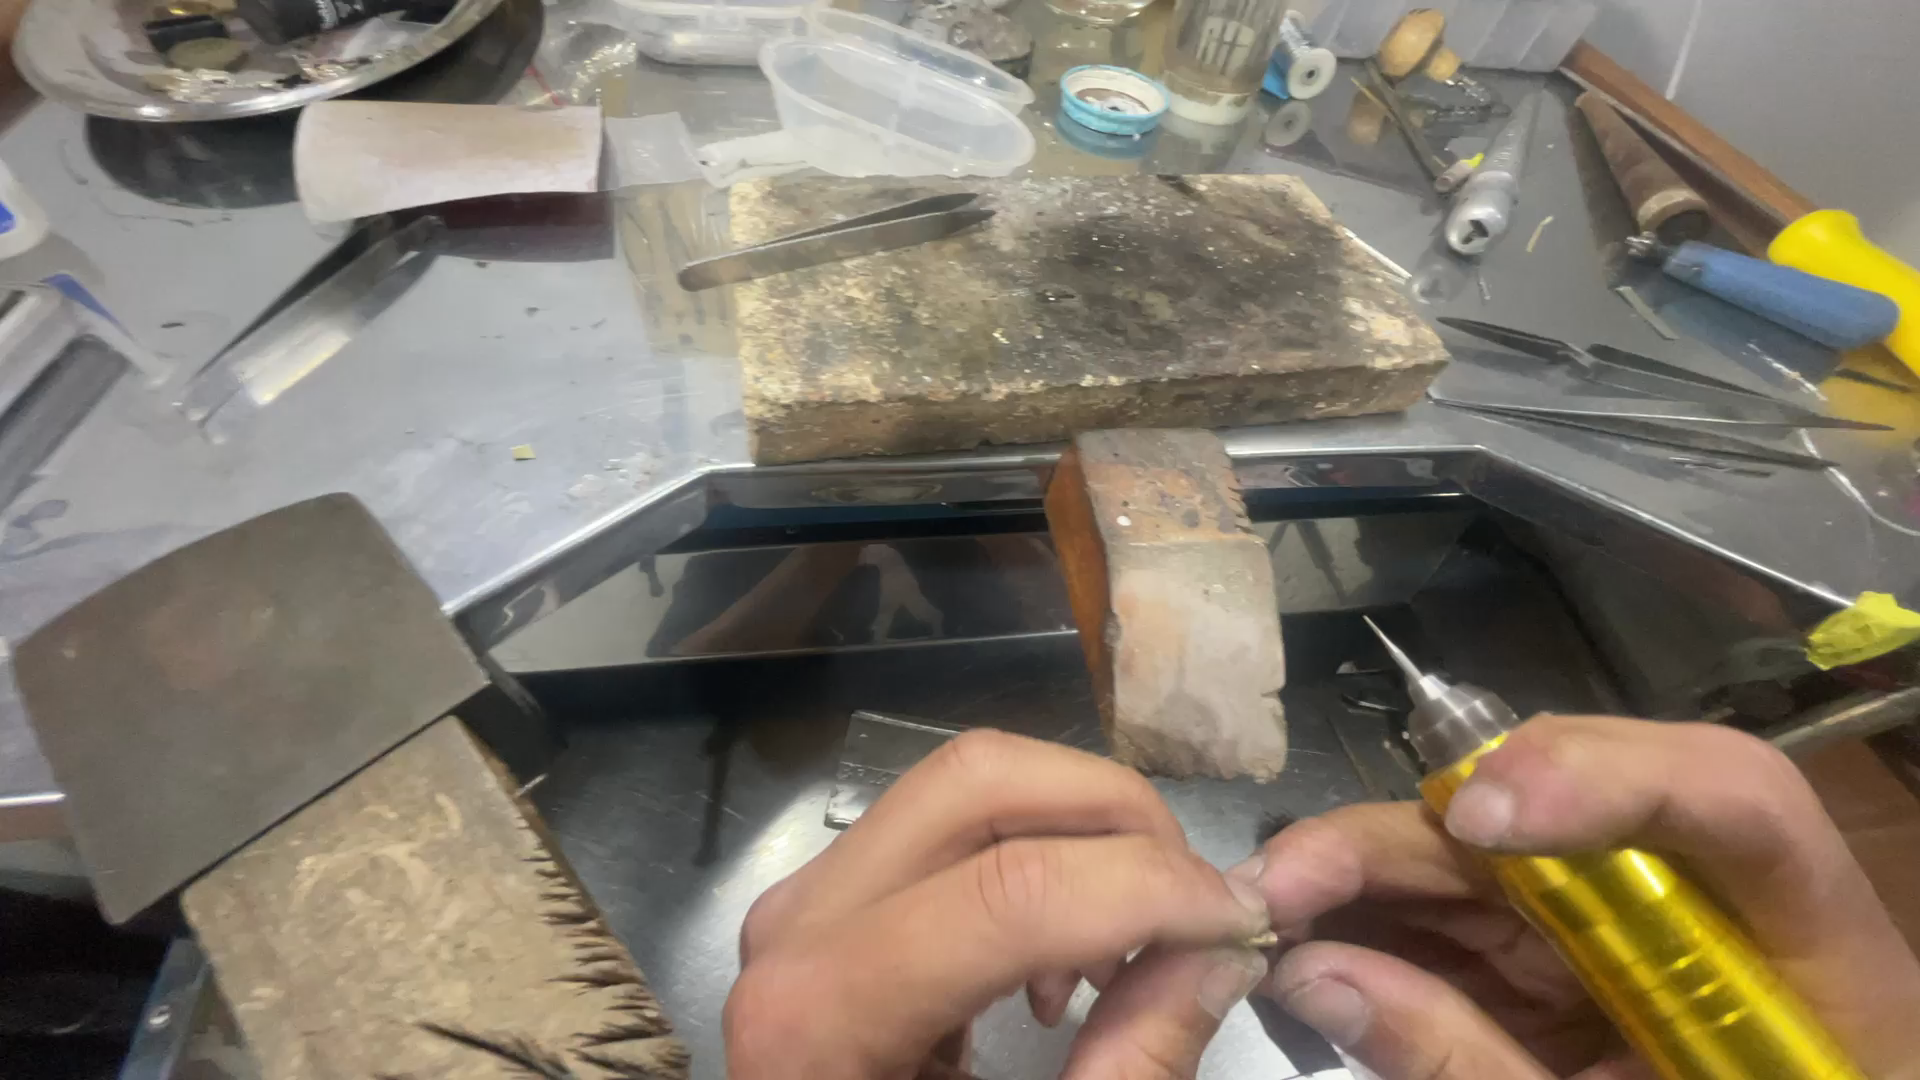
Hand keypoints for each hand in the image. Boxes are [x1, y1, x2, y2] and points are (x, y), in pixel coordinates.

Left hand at [725, 730, 1272, 1079]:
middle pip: (978, 781)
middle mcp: (800, 915)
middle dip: (1112, 810)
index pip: (1011, 889)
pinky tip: (1052, 961)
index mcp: (818, 1009)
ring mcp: (810, 890)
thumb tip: (1215, 953)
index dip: (1146, 886)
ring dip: (1075, 828)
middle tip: (1190, 895)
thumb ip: (1132, 1070)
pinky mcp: (832, 888)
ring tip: (1116, 952)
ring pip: (966, 783)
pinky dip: (1033, 850)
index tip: (1239, 918)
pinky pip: (948, 820)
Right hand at [1246, 714, 1919, 1078]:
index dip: (1591, 773)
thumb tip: (1306, 975)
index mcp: (1783, 944)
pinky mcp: (1518, 926)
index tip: (1473, 821)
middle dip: (1375, 842)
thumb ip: (1468, 1064)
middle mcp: (1660, 887)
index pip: (1717, 793)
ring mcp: (1580, 900)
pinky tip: (1291, 933)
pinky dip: (1347, 913)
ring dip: (1340, 874)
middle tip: (1271, 888)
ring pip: (1441, 846)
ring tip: (1259, 918)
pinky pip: (1417, 896)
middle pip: (1509, 814)